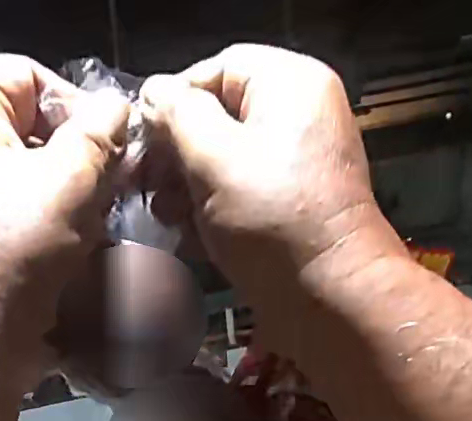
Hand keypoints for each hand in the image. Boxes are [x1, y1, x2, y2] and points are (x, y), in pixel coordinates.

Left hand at [0, 55, 129, 350]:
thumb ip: (98, 137)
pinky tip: (75, 252)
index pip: (28, 74)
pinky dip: (51, 228)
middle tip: (109, 196)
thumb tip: (116, 110)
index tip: (108, 151)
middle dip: (77, 162)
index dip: (75, 105)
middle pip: (30, 129)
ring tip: (93, 230)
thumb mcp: (66, 185)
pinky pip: (20, 215)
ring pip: (30, 177)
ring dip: (70, 201)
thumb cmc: (11, 255)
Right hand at [139, 45, 401, 307]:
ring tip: (164, 216)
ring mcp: (296, 170)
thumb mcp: (214, 159)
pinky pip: (243, 200)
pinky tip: (188, 237)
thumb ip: (177, 116)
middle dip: (176, 155)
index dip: (171, 104)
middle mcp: (298, 120)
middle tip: (145, 187)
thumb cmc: (274, 224)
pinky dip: (213, 215)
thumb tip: (154, 95)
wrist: (329, 299)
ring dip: (188, 190)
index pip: (216, 70)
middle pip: (220, 120)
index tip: (142, 143)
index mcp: (289, 85)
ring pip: (227, 165)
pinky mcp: (290, 214)